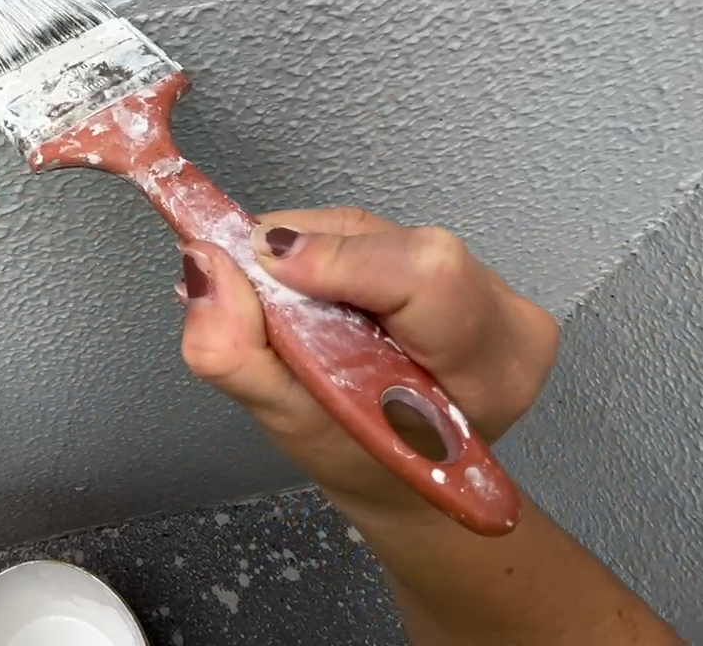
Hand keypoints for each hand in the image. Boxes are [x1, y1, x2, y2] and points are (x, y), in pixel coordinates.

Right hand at [179, 208, 558, 518]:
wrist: (404, 474)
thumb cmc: (359, 459)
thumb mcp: (286, 424)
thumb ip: (235, 352)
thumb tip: (202, 266)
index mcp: (484, 365)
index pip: (424, 274)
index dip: (334, 259)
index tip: (262, 270)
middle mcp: (500, 310)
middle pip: (377, 240)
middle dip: (295, 258)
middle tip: (256, 301)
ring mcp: (481, 278)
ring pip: (359, 228)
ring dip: (299, 255)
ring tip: (285, 308)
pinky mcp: (449, 258)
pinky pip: (361, 230)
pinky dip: (311, 253)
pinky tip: (307, 294)